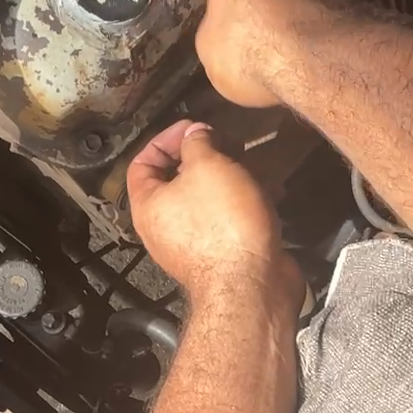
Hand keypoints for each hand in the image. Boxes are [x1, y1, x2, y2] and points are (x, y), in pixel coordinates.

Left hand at [127, 119, 300, 309]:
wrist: (252, 284)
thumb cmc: (223, 230)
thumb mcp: (207, 165)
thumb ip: (198, 142)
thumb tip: (196, 134)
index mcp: (149, 206)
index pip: (142, 162)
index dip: (166, 138)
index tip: (192, 128)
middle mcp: (166, 228)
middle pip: (178, 180)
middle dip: (206, 157)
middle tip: (228, 144)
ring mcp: (196, 243)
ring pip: (210, 199)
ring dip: (233, 178)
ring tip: (254, 166)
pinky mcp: (225, 253)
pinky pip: (231, 219)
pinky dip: (248, 202)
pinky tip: (271, 193)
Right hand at [198, 0, 356, 107]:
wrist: (317, 57)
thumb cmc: (251, 46)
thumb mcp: (209, 47)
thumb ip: (216, 26)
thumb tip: (225, 30)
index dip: (237, 2)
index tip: (242, 30)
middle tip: (272, 33)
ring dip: (305, 0)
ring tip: (302, 39)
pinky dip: (329, 12)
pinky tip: (324, 41)